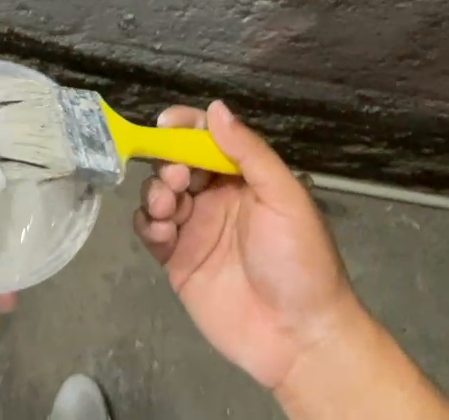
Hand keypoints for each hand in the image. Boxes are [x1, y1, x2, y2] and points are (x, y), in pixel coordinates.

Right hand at [133, 101, 355, 388]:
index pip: (207, 137)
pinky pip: (150, 230)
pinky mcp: (177, 260)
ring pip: (158, 193)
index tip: (166, 123)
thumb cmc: (301, 262)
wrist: (300, 340)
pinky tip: (161, 232)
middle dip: (167, 160)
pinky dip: (147, 224)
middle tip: (175, 178)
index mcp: (243, 177)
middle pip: (176, 162)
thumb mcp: (285, 199)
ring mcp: (194, 228)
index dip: (185, 125)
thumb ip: (249, 152)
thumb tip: (215, 108)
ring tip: (167, 207)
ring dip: (155, 191)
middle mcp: (215, 197)